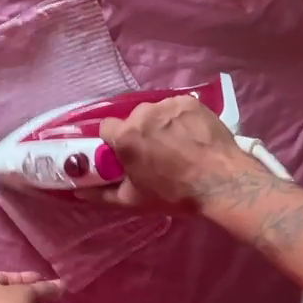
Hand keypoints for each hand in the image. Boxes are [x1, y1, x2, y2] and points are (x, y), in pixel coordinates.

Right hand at [88, 95, 287, 213]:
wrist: (224, 183)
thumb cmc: (176, 193)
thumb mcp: (135, 199)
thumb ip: (102, 194)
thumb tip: (78, 191)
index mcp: (125, 136)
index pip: (107, 128)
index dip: (115, 141)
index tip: (126, 153)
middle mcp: (142, 113)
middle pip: (132, 119)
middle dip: (139, 133)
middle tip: (155, 153)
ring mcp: (168, 105)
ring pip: (155, 112)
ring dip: (160, 125)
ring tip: (177, 144)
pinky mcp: (190, 102)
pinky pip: (176, 107)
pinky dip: (180, 119)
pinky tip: (191, 134)